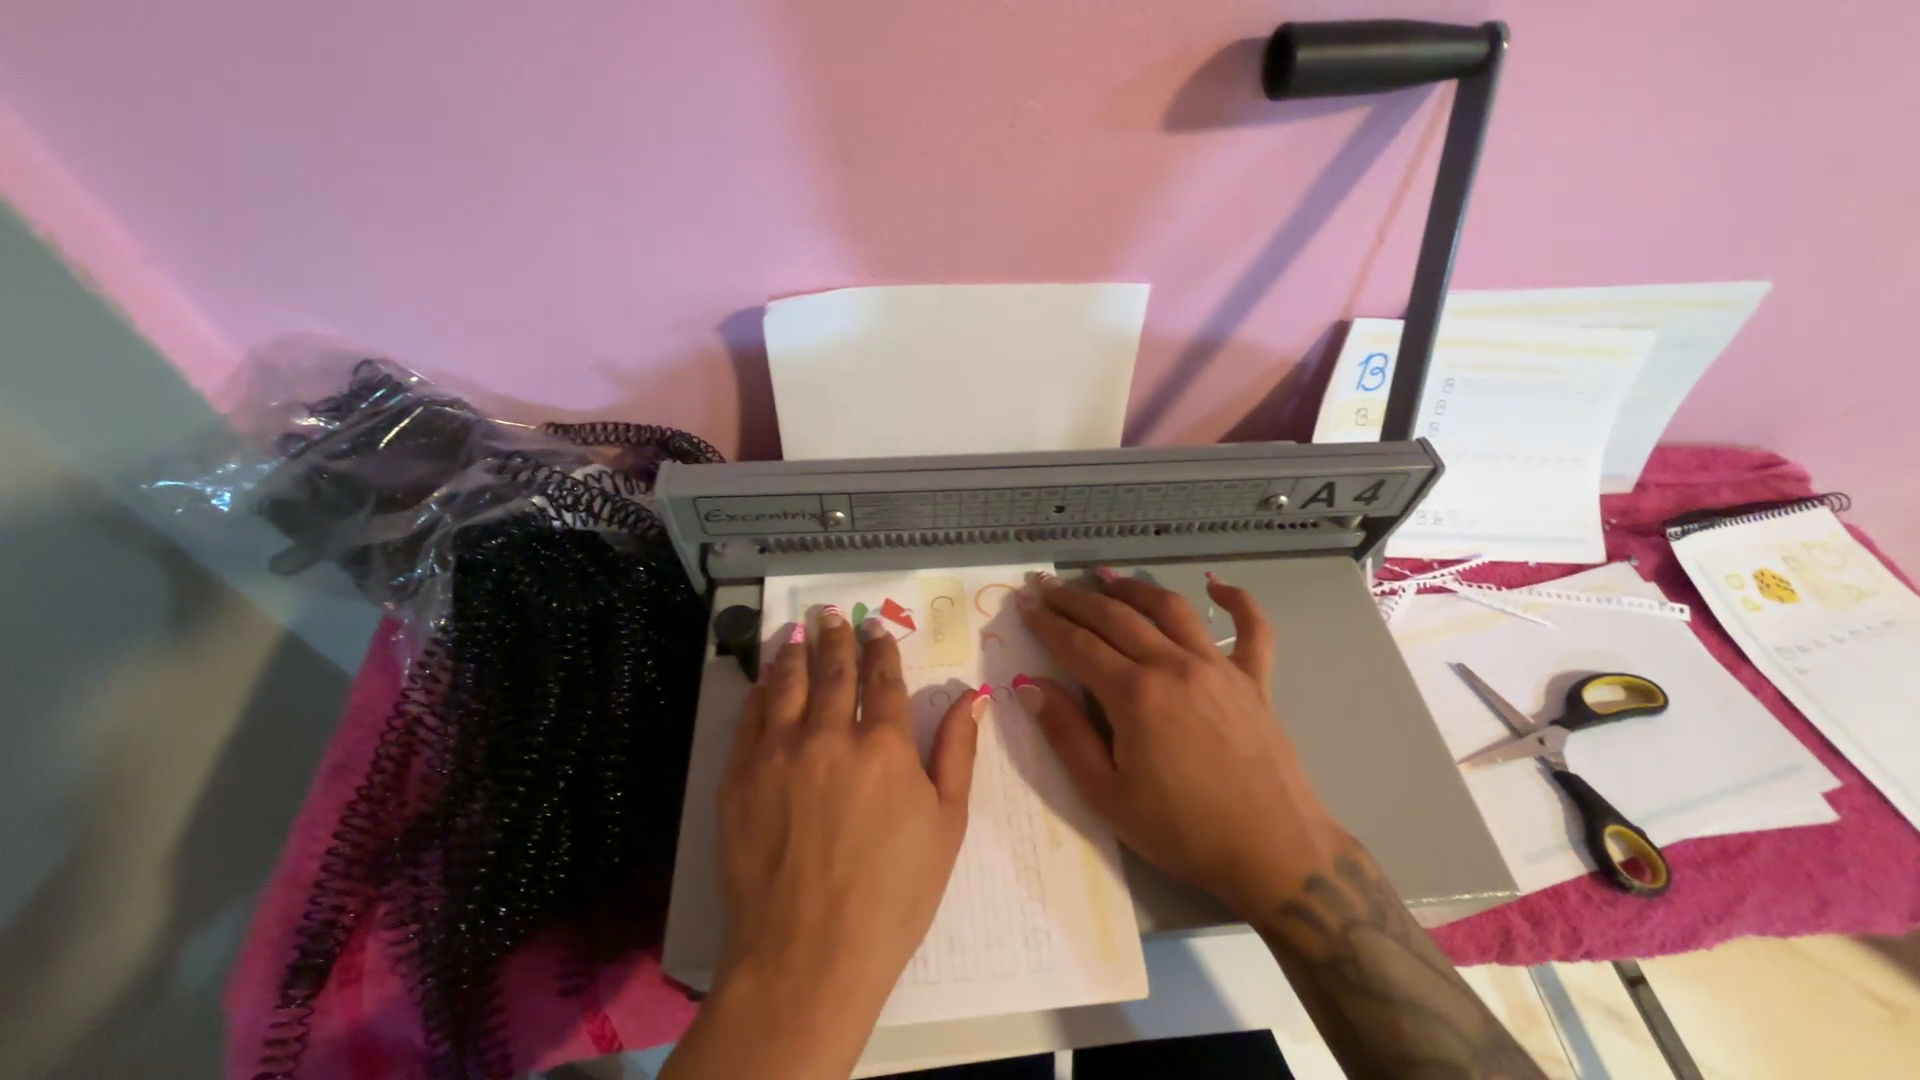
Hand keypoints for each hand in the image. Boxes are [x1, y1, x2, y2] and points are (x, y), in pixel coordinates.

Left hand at [715, 607, 980, 1029]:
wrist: (807, 953)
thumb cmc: (893, 897)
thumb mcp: (946, 826)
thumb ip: (956, 754)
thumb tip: (971, 698)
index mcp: (884, 746)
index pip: (882, 680)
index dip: (880, 649)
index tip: (875, 629)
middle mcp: (828, 736)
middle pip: (832, 671)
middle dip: (836, 638)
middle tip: (832, 614)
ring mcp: (778, 753)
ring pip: (786, 684)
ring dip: (795, 652)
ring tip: (798, 631)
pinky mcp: (740, 777)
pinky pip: (750, 718)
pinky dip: (761, 691)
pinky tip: (765, 680)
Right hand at [1016, 571, 1347, 916]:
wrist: (1273, 852)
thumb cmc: (1182, 831)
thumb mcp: (1107, 795)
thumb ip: (1067, 736)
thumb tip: (1031, 687)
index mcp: (1135, 694)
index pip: (1078, 644)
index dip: (1047, 623)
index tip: (1025, 604)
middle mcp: (1175, 666)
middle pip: (1117, 617)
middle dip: (1077, 598)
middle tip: (1049, 586)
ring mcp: (1220, 668)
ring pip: (1172, 609)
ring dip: (1135, 588)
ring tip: (1106, 578)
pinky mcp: (1256, 681)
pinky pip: (1253, 630)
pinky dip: (1239, 602)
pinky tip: (1219, 588)